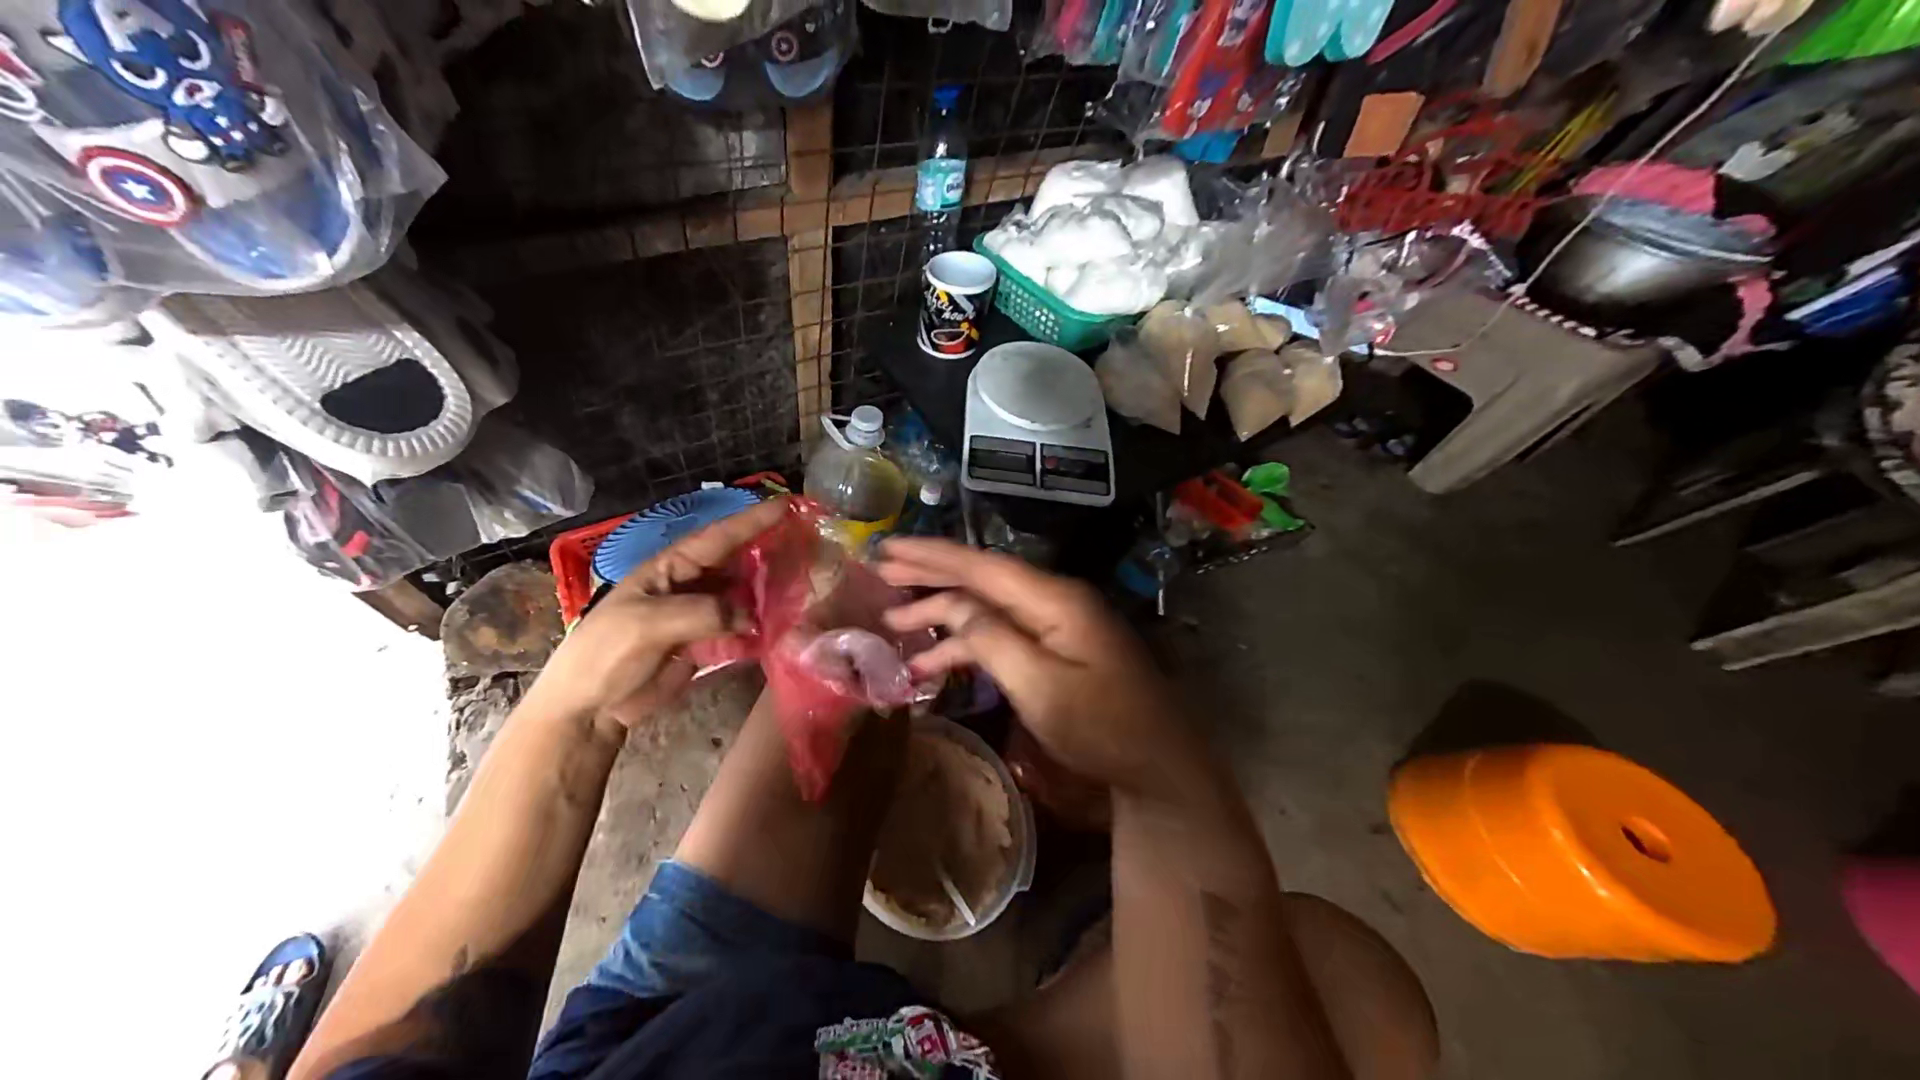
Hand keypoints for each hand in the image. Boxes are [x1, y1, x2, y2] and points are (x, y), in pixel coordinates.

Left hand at [529, 497, 788, 729]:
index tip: (787, 505)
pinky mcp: (707, 643)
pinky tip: (786, 624)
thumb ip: (702, 612)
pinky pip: (742, 628)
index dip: (751, 520)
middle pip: (737, 562)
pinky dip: (764, 626)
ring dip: (772, 590)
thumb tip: (750, 615)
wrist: (590, 707)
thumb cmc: (606, 654)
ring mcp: (700, 614)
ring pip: (744, 594)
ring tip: (808, 583)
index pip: (717, 537)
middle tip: (810, 543)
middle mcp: (690, 584)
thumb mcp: (647, 624)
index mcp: (669, 568)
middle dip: (770, 550)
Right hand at [877, 538, 1193, 794]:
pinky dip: (966, 645)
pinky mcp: (1055, 649)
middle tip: (881, 569)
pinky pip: (1002, 635)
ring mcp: (1055, 625)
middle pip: (982, 578)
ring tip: (893, 622)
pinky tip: (932, 664)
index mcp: (1053, 600)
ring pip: (987, 608)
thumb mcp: (1039, 685)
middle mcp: (1053, 601)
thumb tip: (953, 605)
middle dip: (931, 574)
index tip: (890, 546)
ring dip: (942, 614)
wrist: (1158, 763)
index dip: (933, 554)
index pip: (982, 566)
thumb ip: (992, 639)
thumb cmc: (1101, 726)